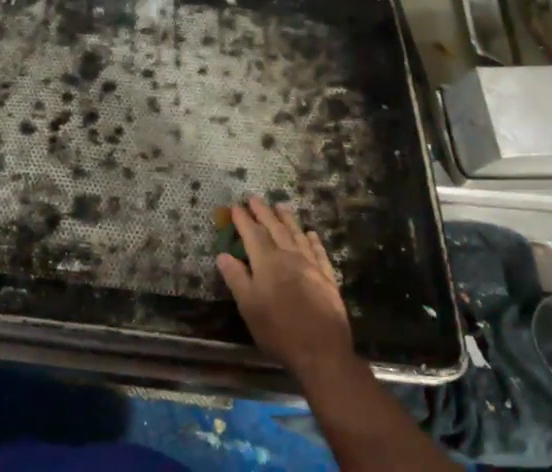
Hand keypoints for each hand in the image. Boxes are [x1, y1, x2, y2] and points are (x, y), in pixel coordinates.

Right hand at [216, 197, 356, 377]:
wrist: (321, 352)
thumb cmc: (278, 330)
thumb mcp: (249, 307)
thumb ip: (236, 278)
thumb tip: (223, 255)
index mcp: (267, 262)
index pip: (252, 234)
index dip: (243, 220)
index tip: (235, 207)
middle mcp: (290, 257)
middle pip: (275, 229)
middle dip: (263, 212)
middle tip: (255, 198)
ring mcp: (311, 266)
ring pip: (297, 236)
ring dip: (288, 220)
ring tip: (281, 206)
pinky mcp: (327, 279)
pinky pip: (319, 253)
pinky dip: (314, 241)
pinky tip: (311, 234)